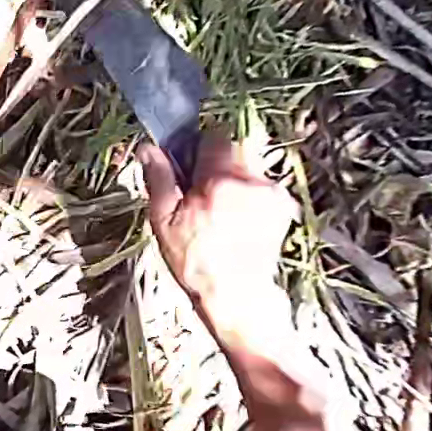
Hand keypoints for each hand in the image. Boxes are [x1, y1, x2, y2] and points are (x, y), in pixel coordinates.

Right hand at [137, 131, 296, 340]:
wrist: (235, 293)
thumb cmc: (193, 260)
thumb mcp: (163, 220)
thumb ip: (159, 178)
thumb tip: (148, 148)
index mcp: (221, 180)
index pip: (214, 137)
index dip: (195, 147)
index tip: (184, 164)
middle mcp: (254, 181)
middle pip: (234, 150)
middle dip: (214, 164)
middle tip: (196, 192)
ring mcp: (273, 194)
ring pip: (248, 168)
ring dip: (230, 180)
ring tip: (214, 211)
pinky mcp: (283, 207)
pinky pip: (260, 186)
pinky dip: (245, 195)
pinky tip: (231, 220)